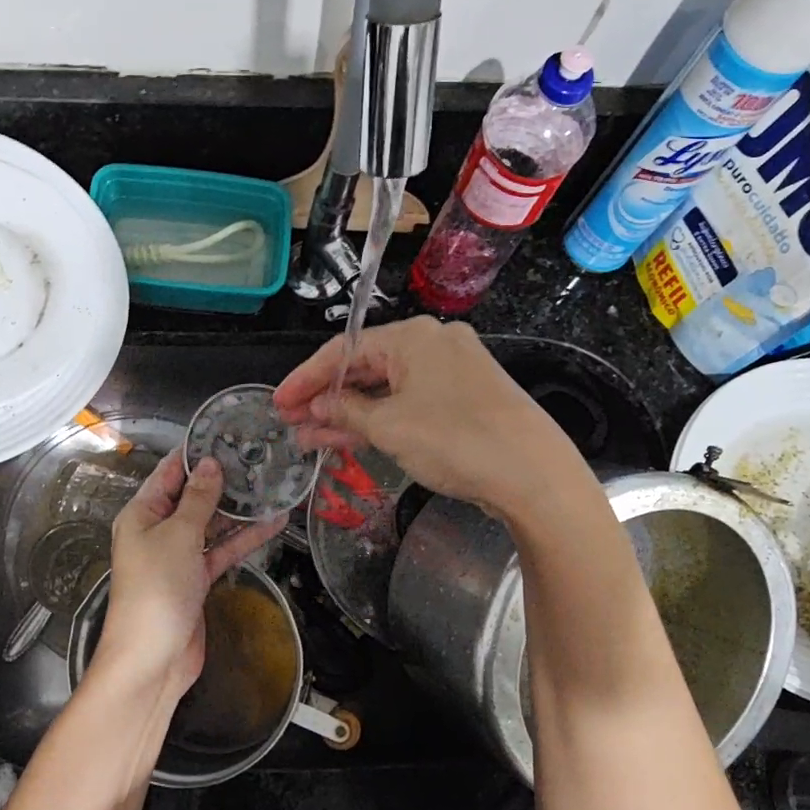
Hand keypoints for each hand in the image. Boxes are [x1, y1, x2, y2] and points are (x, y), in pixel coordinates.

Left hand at [92, 452, 286, 707]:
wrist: (153, 657)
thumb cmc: (157, 588)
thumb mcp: (178, 535)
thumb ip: (197, 499)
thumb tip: (209, 463)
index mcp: (141, 514)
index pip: (169, 473)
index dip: (195, 452)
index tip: (226, 432)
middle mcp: (157, 531)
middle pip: (192, 497)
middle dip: (223, 480)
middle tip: (260, 456)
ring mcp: (179, 556)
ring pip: (212, 525)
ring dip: (239, 510)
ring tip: (273, 484)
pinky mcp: (197, 579)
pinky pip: (222, 551)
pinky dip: (244, 539)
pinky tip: (274, 523)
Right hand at [273, 317, 571, 517]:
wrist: (531, 472)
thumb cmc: (456, 440)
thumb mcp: (389, 428)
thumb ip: (346, 412)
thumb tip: (319, 405)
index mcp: (414, 337)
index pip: (344, 350)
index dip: (306, 378)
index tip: (278, 404)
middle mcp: (434, 345)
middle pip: (365, 367)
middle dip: (326, 398)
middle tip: (291, 424)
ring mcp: (451, 372)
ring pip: (386, 389)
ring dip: (348, 414)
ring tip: (310, 439)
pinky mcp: (463, 400)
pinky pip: (407, 404)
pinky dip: (378, 421)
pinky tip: (350, 440)